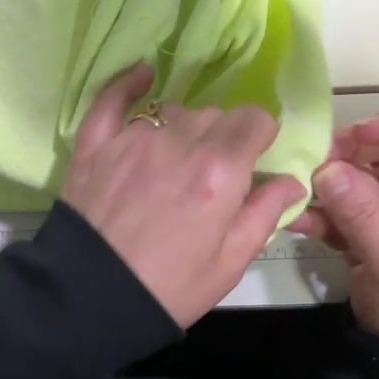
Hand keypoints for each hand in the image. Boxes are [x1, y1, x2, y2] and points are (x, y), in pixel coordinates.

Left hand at [62, 64, 307, 327]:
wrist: (87, 300)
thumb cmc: (166, 290)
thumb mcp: (228, 265)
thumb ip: (262, 215)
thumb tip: (291, 180)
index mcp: (219, 171)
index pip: (253, 120)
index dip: (258, 136)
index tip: (252, 156)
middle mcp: (178, 144)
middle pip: (213, 115)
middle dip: (221, 137)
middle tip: (210, 174)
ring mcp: (131, 141)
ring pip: (170, 111)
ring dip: (181, 127)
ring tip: (175, 159)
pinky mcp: (94, 146)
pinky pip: (111, 100)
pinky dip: (127, 86)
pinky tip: (142, 77)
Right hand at [288, 104, 378, 336]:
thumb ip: (362, 215)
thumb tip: (325, 170)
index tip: (359, 135)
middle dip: (356, 154)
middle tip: (317, 164)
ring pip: (366, 176)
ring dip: (332, 182)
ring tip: (300, 192)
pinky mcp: (376, 231)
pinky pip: (348, 207)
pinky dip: (324, 211)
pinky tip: (297, 217)